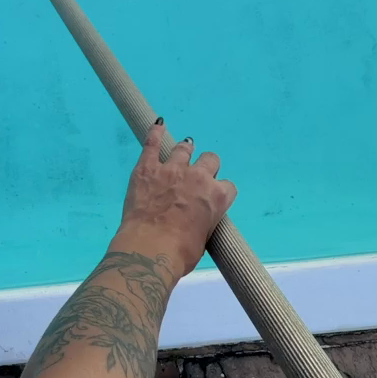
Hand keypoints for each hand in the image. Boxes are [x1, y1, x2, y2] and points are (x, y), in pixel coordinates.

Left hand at [111, 121, 237, 280]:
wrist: (150, 246)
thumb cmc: (181, 252)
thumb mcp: (204, 240)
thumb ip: (203, 221)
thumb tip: (196, 220)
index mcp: (217, 197)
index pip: (228, 187)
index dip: (221, 192)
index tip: (214, 198)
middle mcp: (198, 177)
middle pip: (211, 160)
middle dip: (207, 166)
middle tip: (198, 175)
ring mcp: (172, 168)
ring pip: (184, 149)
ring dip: (185, 150)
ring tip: (184, 150)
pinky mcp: (148, 166)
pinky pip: (152, 142)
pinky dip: (155, 132)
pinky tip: (158, 125)